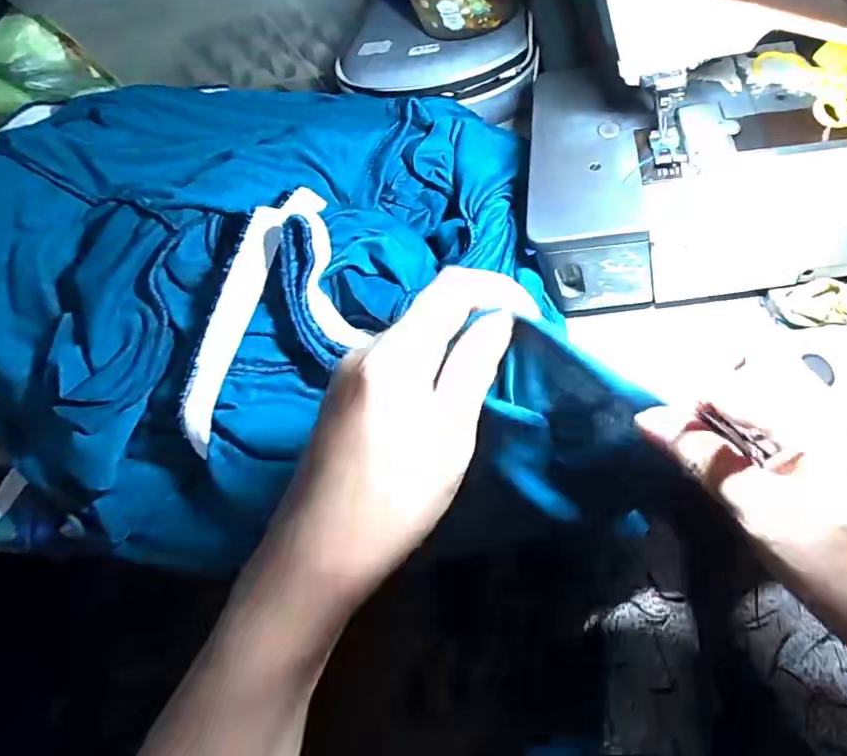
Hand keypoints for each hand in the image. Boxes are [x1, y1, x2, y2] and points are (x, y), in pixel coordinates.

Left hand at [258, 267, 536, 602]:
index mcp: (392, 353)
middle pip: (433, 304)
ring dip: (461, 334)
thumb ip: (475, 362)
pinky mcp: (346, 394)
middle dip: (483, 310)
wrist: (314, 561)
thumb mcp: (452, 428)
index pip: (452, 286)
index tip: (532, 315)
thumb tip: (500, 316)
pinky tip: (451, 386)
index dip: (500, 288)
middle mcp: (365, 349)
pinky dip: (437, 355)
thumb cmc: (396, 497)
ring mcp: (350, 371)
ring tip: (493, 364)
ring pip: (419, 330)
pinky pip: (402, 354)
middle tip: (520, 342)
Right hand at [636, 352, 846, 755]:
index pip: (729, 381)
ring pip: (760, 397)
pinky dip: (746, 433)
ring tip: (697, 449)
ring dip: (724, 416)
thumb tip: (648, 420)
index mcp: (807, 410)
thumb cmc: (828, 561)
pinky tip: (730, 459)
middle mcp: (819, 403)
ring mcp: (826, 424)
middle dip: (706, 400)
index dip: (686, 403)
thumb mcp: (756, 510)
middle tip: (677, 439)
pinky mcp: (826, 447)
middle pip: (748, 376)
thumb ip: (704, 458)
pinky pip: (776, 420)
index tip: (653, 432)